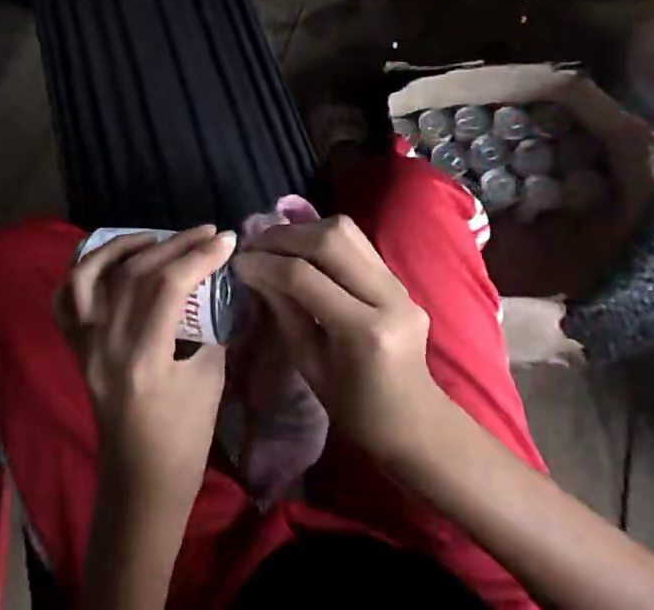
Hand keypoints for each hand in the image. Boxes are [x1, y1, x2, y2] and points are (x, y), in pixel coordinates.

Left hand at [56, 225, 235, 508]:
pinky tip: (111, 261)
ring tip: (155, 237)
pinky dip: (83, 272)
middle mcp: (104, 345)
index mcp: (142, 360)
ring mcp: (82, 345)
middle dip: (174, 245)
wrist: (140, 483)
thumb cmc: (184, 441)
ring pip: (90, 276)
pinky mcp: (74, 348)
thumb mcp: (210, 381)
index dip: (199, 256)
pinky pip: (65, 299)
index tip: (226, 239)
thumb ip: (212, 328)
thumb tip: (219, 284)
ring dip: (121, 247)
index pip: (168, 286)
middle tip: (204, 231)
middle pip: (135, 274)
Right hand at [233, 216, 447, 467]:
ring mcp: (400, 286)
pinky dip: (321, 239)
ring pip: (345, 231)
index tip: (239, 262)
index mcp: (365, 332)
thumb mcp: (308, 364)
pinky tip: (300, 251)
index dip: (265, 263)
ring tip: (276, 244)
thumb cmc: (354, 407)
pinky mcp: (400, 279)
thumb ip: (283, 309)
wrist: (414, 422)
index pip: (305, 277)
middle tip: (255, 245)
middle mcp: (389, 299)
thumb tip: (253, 269)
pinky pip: (356, 243)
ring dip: (303, 231)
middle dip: (284, 237)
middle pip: (330, 239)